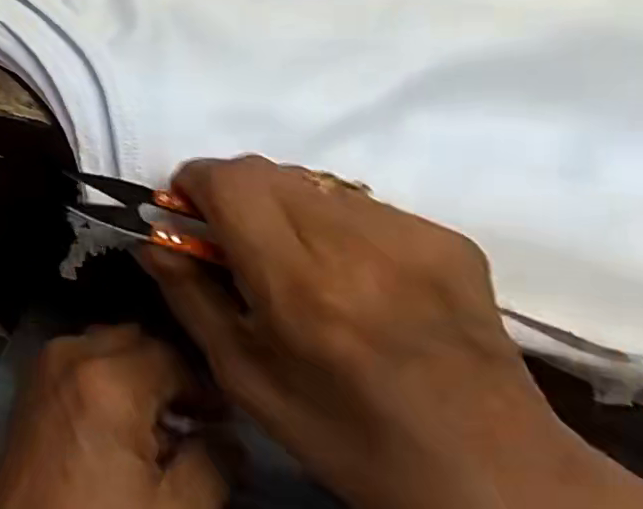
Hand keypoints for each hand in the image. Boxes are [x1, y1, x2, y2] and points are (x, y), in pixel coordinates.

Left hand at [0, 324, 226, 508]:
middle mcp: (73, 354)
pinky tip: (119, 422)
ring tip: (158, 422)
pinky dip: (104, 376)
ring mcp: (46, 366)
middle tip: (195, 416)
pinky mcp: (30, 386)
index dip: (203, 387)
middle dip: (168, 372)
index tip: (224, 417)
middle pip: (137, 340)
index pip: (172, 356)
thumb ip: (212, 464)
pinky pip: (78, 360)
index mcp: (109, 377)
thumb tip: (230, 440)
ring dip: (136, 371)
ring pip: (106, 344)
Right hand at [141, 156, 642, 508]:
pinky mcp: (446, 235)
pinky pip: (363, 203)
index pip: (231, 181)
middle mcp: (355, 244)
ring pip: (313, 180)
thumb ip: (191, 298)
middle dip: (234, 191)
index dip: (196, 182)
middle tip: (237, 239)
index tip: (188, 211)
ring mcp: (409, 233)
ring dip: (286, 205)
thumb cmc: (350, 439)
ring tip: (301, 261)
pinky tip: (355, 275)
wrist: (490, 473)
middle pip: (266, 169)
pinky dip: (338, 223)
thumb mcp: (250, 381)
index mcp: (300, 287)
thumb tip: (152, 239)